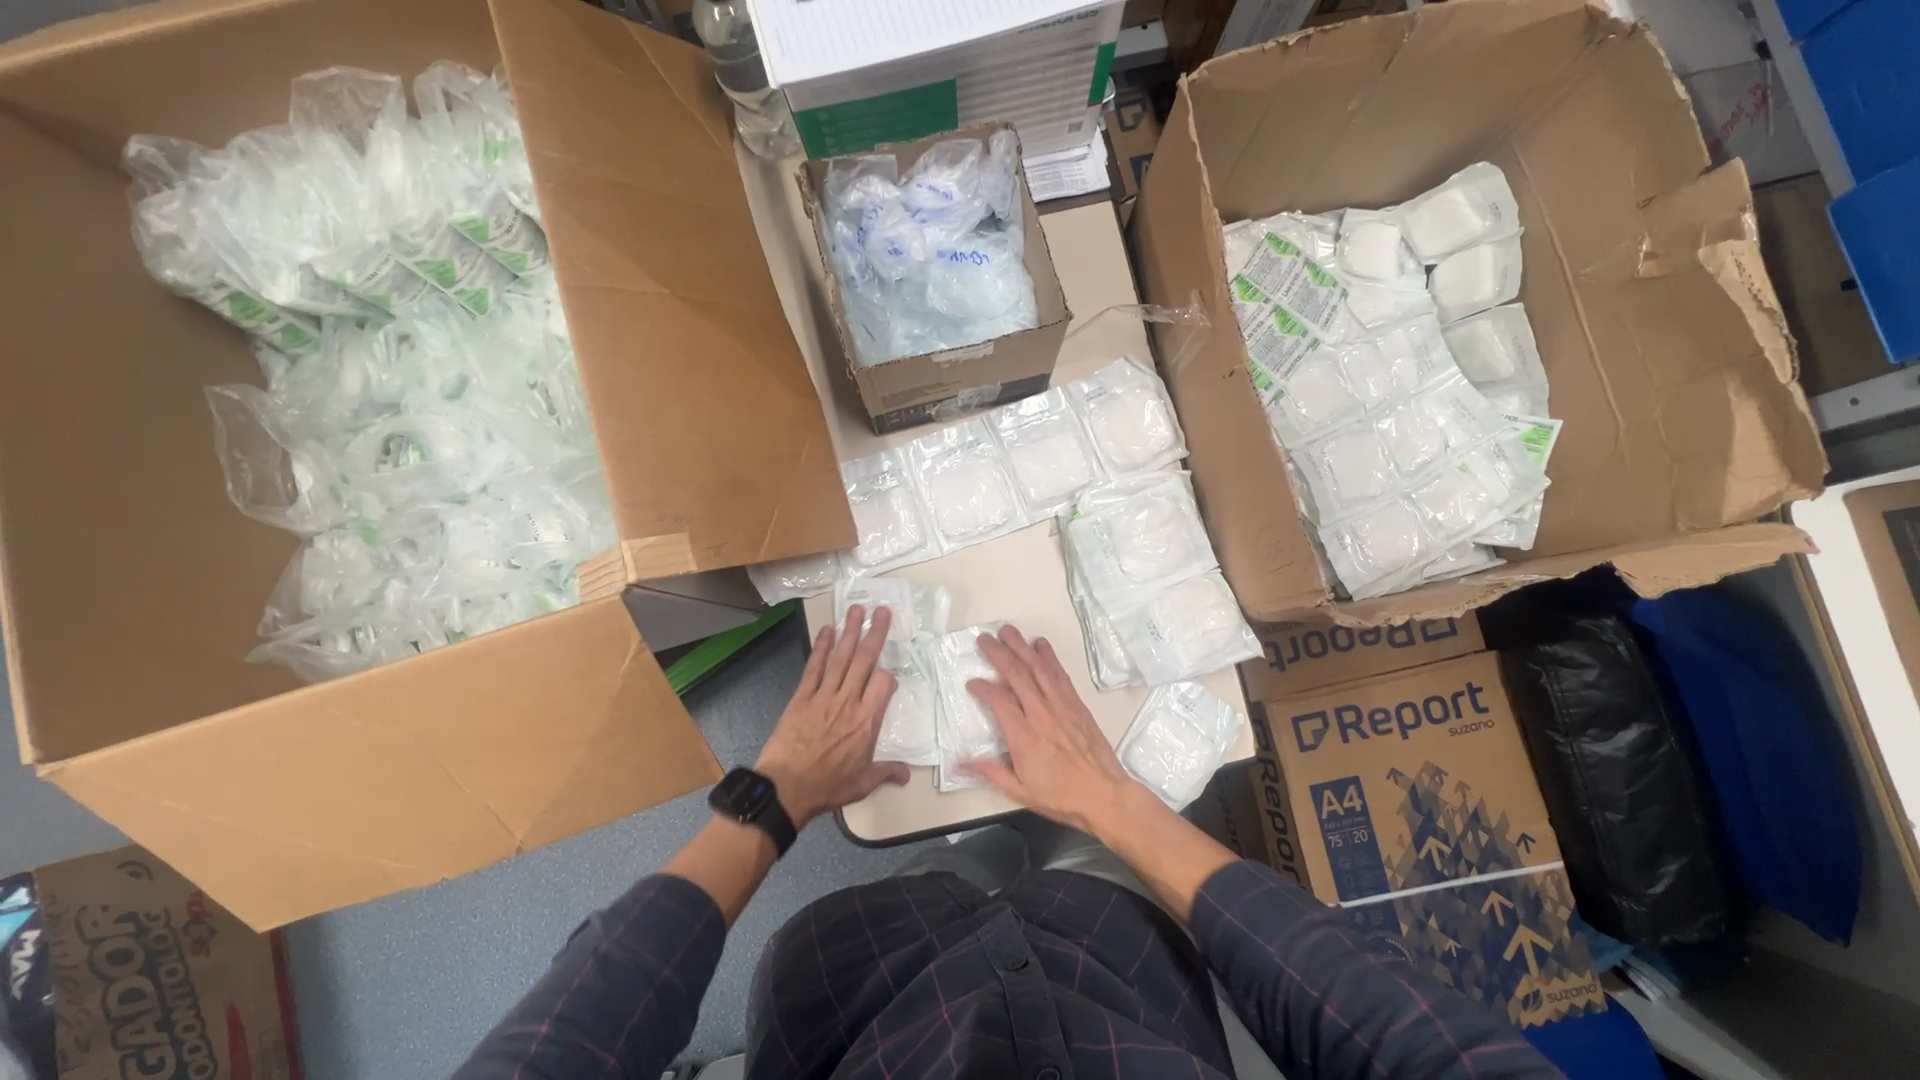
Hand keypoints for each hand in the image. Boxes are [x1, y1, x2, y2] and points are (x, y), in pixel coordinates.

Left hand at [755, 604, 909, 825]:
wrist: (787, 787)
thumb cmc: (828, 786)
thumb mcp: (863, 783)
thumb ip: (886, 772)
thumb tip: (906, 774)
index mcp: (867, 720)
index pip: (884, 683)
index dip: (888, 676)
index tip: (888, 678)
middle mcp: (848, 701)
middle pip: (865, 660)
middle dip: (875, 633)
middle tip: (882, 610)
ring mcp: (823, 696)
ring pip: (841, 657)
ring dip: (850, 631)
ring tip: (857, 610)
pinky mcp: (801, 697)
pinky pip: (814, 667)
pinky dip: (820, 647)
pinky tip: (826, 630)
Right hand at [962, 625, 1141, 834]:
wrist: (1105, 796)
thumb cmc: (1061, 797)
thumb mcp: (1020, 792)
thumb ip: (989, 772)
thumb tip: (958, 763)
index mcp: (1024, 737)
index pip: (998, 701)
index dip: (983, 688)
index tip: (971, 682)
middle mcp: (1041, 715)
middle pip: (1017, 675)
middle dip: (999, 654)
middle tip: (984, 639)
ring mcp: (1061, 707)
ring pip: (1038, 669)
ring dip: (1022, 647)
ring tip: (1008, 630)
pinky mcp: (1077, 705)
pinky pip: (1060, 675)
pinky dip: (1049, 657)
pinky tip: (1040, 644)